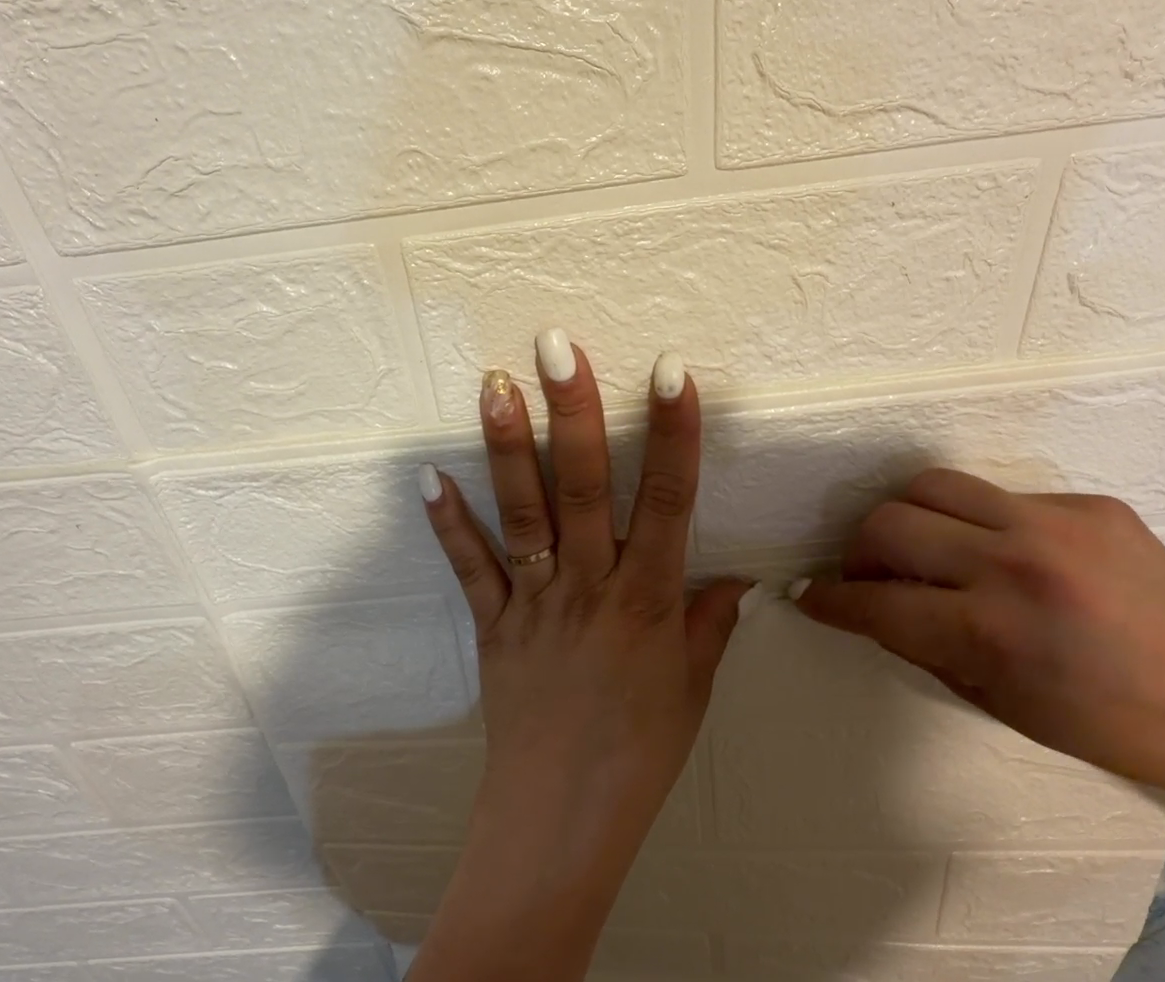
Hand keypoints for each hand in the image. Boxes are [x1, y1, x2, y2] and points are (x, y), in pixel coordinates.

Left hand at [409, 331, 747, 980]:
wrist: (562, 818)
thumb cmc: (639, 755)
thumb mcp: (692, 690)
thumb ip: (708, 625)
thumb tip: (736, 579)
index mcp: (649, 601)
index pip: (668, 501)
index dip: (673, 434)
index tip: (671, 372)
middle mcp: (591, 588)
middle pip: (585, 487)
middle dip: (575, 412)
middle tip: (557, 346)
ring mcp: (536, 603)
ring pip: (524, 513)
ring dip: (509, 446)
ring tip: (494, 384)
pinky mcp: (494, 626)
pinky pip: (470, 568)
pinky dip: (449, 523)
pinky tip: (429, 476)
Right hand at [791, 468, 1164, 793]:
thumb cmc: (1104, 725)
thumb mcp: (994, 699)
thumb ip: (922, 644)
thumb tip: (870, 607)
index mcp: (993, 628)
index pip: (874, 600)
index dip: (830, 600)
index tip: (811, 598)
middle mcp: (1017, 560)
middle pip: (889, 522)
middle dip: (858, 552)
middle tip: (868, 577)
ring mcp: (1056, 522)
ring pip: (932, 485)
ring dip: (906, 518)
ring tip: (918, 550)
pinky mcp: (1088, 503)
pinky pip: (998, 496)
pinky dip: (975, 524)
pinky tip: (999, 555)